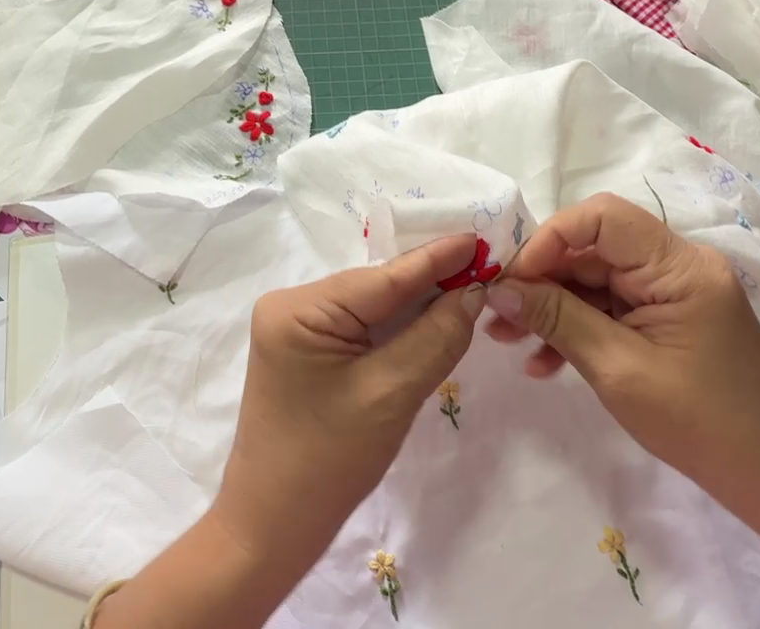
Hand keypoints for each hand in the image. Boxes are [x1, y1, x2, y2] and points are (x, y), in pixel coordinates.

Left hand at [214, 235, 488, 564]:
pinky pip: (359, 325)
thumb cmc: (328, 461)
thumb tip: (472, 292)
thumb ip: (435, 337)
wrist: (274, 522)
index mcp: (299, 309)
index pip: (382, 277)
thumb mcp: (390, 395)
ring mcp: (294, 328)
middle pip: (375, 286)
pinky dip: (395, 324)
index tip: (480, 236)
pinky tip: (430, 317)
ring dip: (415, 302)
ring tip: (468, 285)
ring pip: (369, 305)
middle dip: (429, 278)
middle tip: (484, 263)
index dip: (436, 259)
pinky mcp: (304, 350)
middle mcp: (290, 305)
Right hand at [484, 194, 759, 529]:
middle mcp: (677, 266)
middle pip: (592, 250)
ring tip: (506, 339)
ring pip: (593, 279)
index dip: (549, 238)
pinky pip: (609, 307)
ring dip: (549, 307)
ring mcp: (672, 293)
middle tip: (495, 313)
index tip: (513, 279)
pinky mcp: (667, 318)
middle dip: (539, 279)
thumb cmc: (700, 423)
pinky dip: (575, 328)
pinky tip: (543, 362)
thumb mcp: (618, 369)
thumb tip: (498, 287)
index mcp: (679, 266)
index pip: (602, 217)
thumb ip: (557, 318)